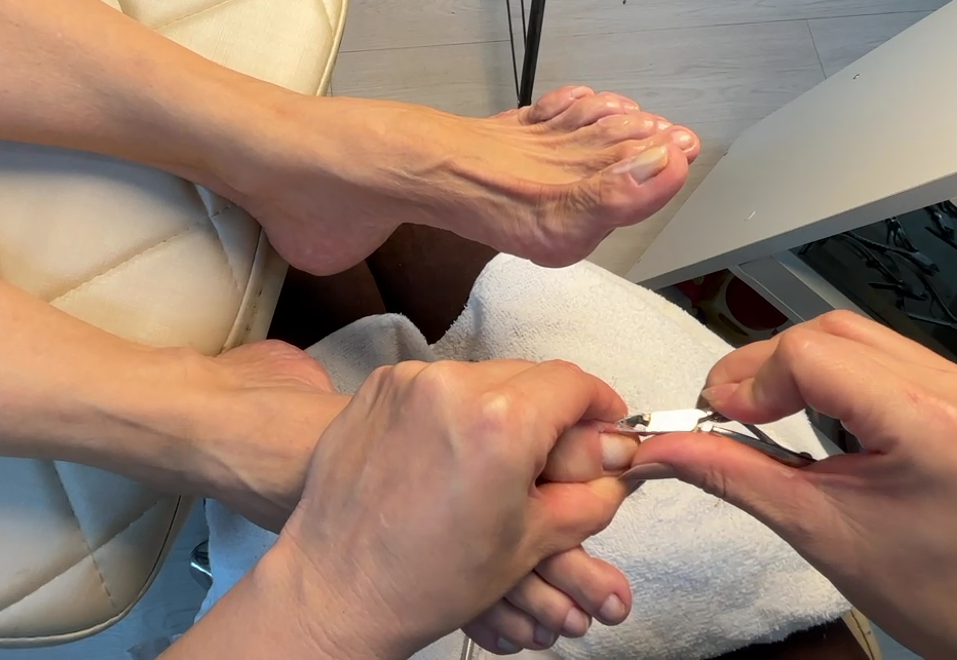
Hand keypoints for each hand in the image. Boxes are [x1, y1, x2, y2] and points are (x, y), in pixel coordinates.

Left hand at [269, 359, 634, 659]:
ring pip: (483, 377)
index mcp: (500, 421)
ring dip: (502, 408)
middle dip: (551, 410)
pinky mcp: (381, 384)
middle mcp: (453, 383)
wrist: (336, 581)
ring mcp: (410, 378)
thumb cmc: (433, 575)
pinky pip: (438, 383)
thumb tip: (620, 454)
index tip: (606, 429)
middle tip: (555, 458)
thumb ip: (589, 492)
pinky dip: (455, 408)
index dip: (599, 405)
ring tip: (496, 460)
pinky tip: (450, 452)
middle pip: (528, 376)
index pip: (572, 382)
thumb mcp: (531, 541)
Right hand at [623, 311, 956, 659]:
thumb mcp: (813, 530)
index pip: (812, 356)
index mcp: (933, 429)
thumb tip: (656, 447)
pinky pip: (869, 346)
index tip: (723, 417)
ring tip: (765, 404)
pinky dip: (824, 364)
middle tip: (730, 410)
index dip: (754, 379)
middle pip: (822, 335)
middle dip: (763, 366)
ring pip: (842, 331)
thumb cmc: (923, 590)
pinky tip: (812, 400)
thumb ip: (729, 472)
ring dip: (790, 359)